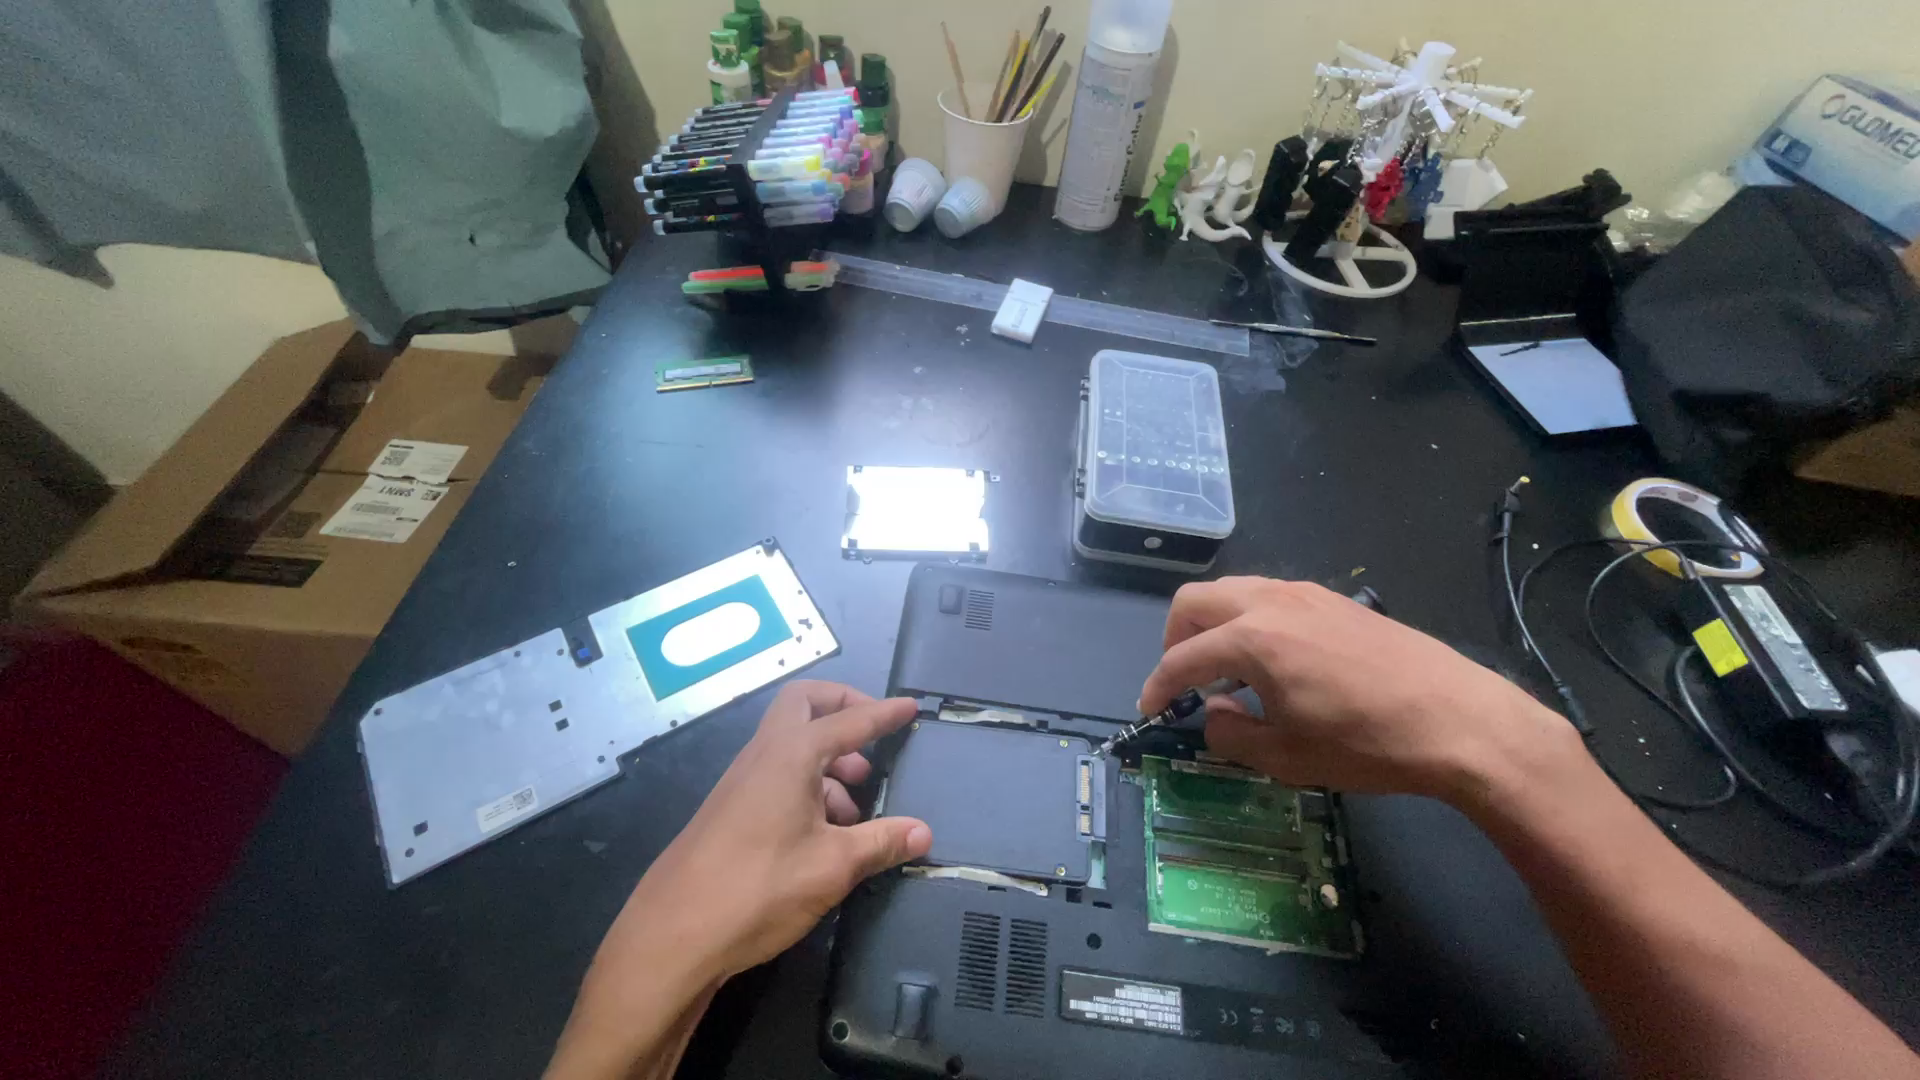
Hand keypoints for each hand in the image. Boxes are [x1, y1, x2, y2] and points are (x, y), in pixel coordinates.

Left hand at [617, 681, 931, 979]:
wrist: (672, 936)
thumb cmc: (758, 889)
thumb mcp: (832, 866)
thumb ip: (881, 843)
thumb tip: (923, 833)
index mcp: (791, 754)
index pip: (848, 720)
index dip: (883, 713)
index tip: (909, 707)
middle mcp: (764, 754)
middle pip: (803, 704)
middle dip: (841, 709)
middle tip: (871, 739)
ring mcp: (742, 781)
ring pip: (790, 744)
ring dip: (828, 759)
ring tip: (856, 807)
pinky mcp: (731, 809)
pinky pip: (777, 774)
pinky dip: (808, 785)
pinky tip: (825, 832)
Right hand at [1137, 577, 1575, 801]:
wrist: (1464, 722)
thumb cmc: (1368, 745)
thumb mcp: (1286, 757)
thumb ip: (1230, 735)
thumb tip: (1213, 715)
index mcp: (1252, 640)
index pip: (1183, 658)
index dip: (1157, 685)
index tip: (1149, 710)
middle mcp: (1271, 602)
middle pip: (1194, 601)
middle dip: (1175, 639)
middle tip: (1183, 681)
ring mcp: (1306, 594)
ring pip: (1232, 590)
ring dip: (1212, 625)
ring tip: (1226, 670)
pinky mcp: (1334, 599)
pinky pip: (1268, 595)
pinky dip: (1248, 619)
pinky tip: (1272, 660)